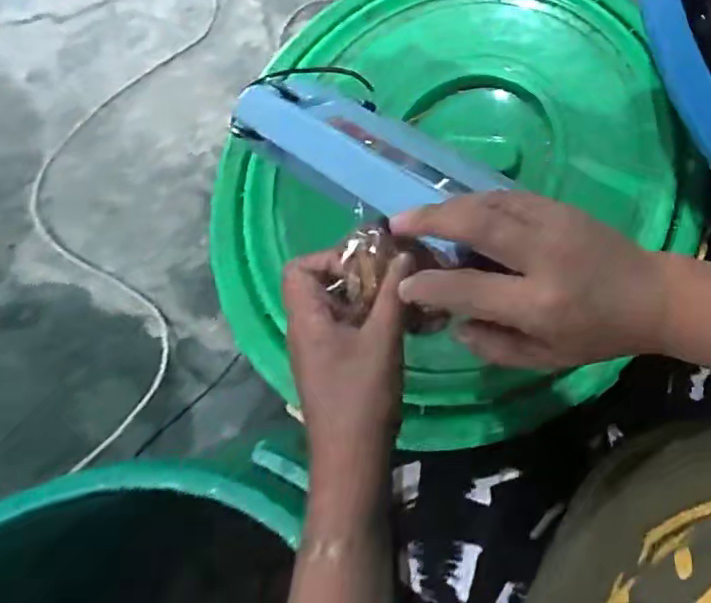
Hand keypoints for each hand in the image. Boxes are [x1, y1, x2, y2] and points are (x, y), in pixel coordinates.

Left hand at [282, 245, 411, 488]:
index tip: (369, 264)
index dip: (332, 256)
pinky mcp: (340, 357)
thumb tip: (405, 253)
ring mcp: (324, 344)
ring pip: (345, 300)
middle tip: (401, 273)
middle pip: (326, 280)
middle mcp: (309, 328)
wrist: (353, 457)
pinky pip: (355, 320)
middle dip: (365, 270)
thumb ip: (393, 292)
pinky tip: (410, 319)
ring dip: (377, 291)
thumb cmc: (362, 396)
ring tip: (411, 293)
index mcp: (307, 320)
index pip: (299, 268)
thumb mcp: (383, 338)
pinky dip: (379, 312)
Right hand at [393, 192, 667, 369]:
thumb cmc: (598, 334)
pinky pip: (514, 197)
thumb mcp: (546, 359)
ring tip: (423, 214)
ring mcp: (557, 223)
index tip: (404, 281)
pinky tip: (465, 208)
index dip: (430, 284)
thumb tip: (452, 321)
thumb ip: (493, 346)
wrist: (650, 293)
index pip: (470, 287)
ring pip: (494, 202)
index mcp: (540, 302)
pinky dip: (483, 200)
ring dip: (454, 204)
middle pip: (479, 225)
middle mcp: (545, 255)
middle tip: (397, 222)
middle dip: (433, 219)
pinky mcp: (564, 207)